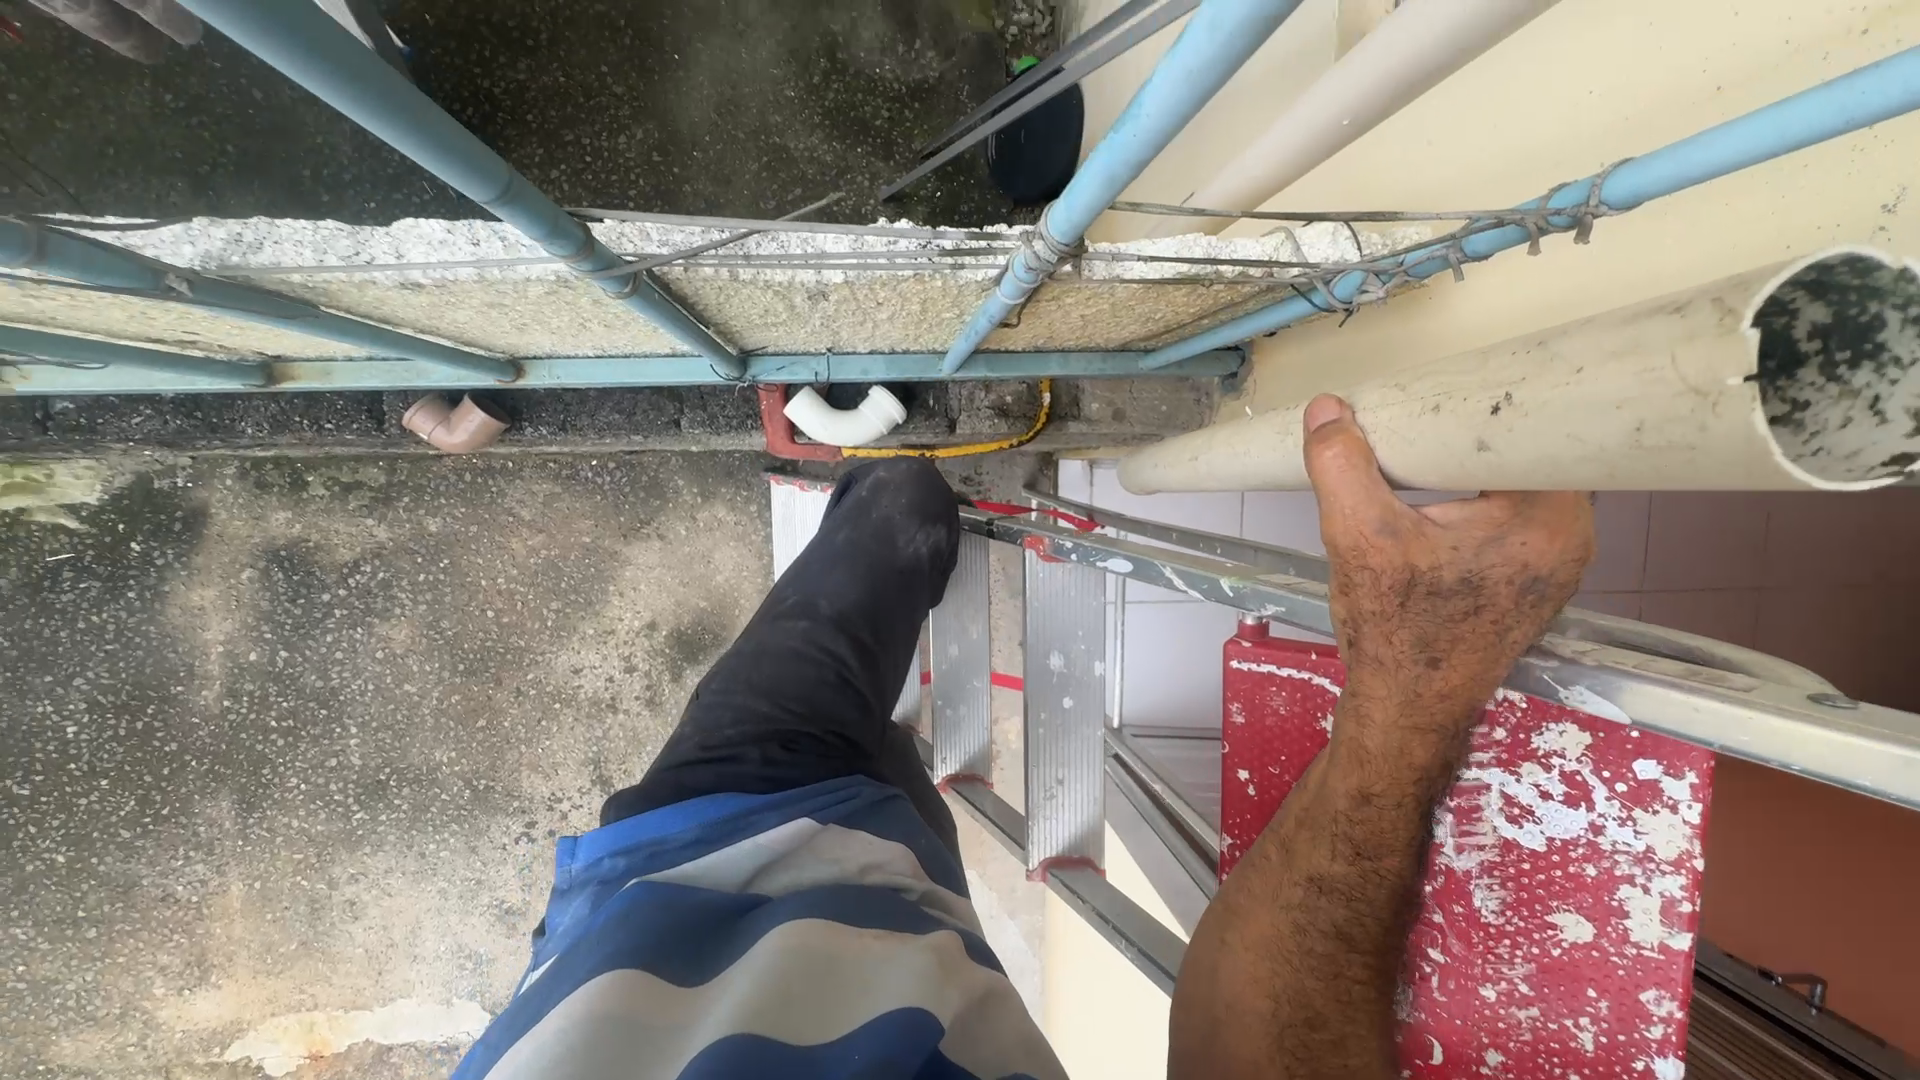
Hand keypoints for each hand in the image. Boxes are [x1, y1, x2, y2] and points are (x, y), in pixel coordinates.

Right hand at [1303, 394, 1593, 733]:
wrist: (1404, 705)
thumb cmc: (1393, 628)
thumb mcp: (1356, 538)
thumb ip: (1340, 466)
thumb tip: (1327, 409)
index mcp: (1547, 514)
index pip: (1533, 425)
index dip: (1483, 401)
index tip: (1437, 394)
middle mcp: (1571, 533)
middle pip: (1521, 453)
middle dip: (1463, 437)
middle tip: (1413, 426)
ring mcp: (1557, 559)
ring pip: (1514, 483)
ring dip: (1466, 469)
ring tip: (1416, 463)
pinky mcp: (1532, 577)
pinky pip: (1509, 514)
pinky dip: (1471, 500)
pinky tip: (1430, 508)